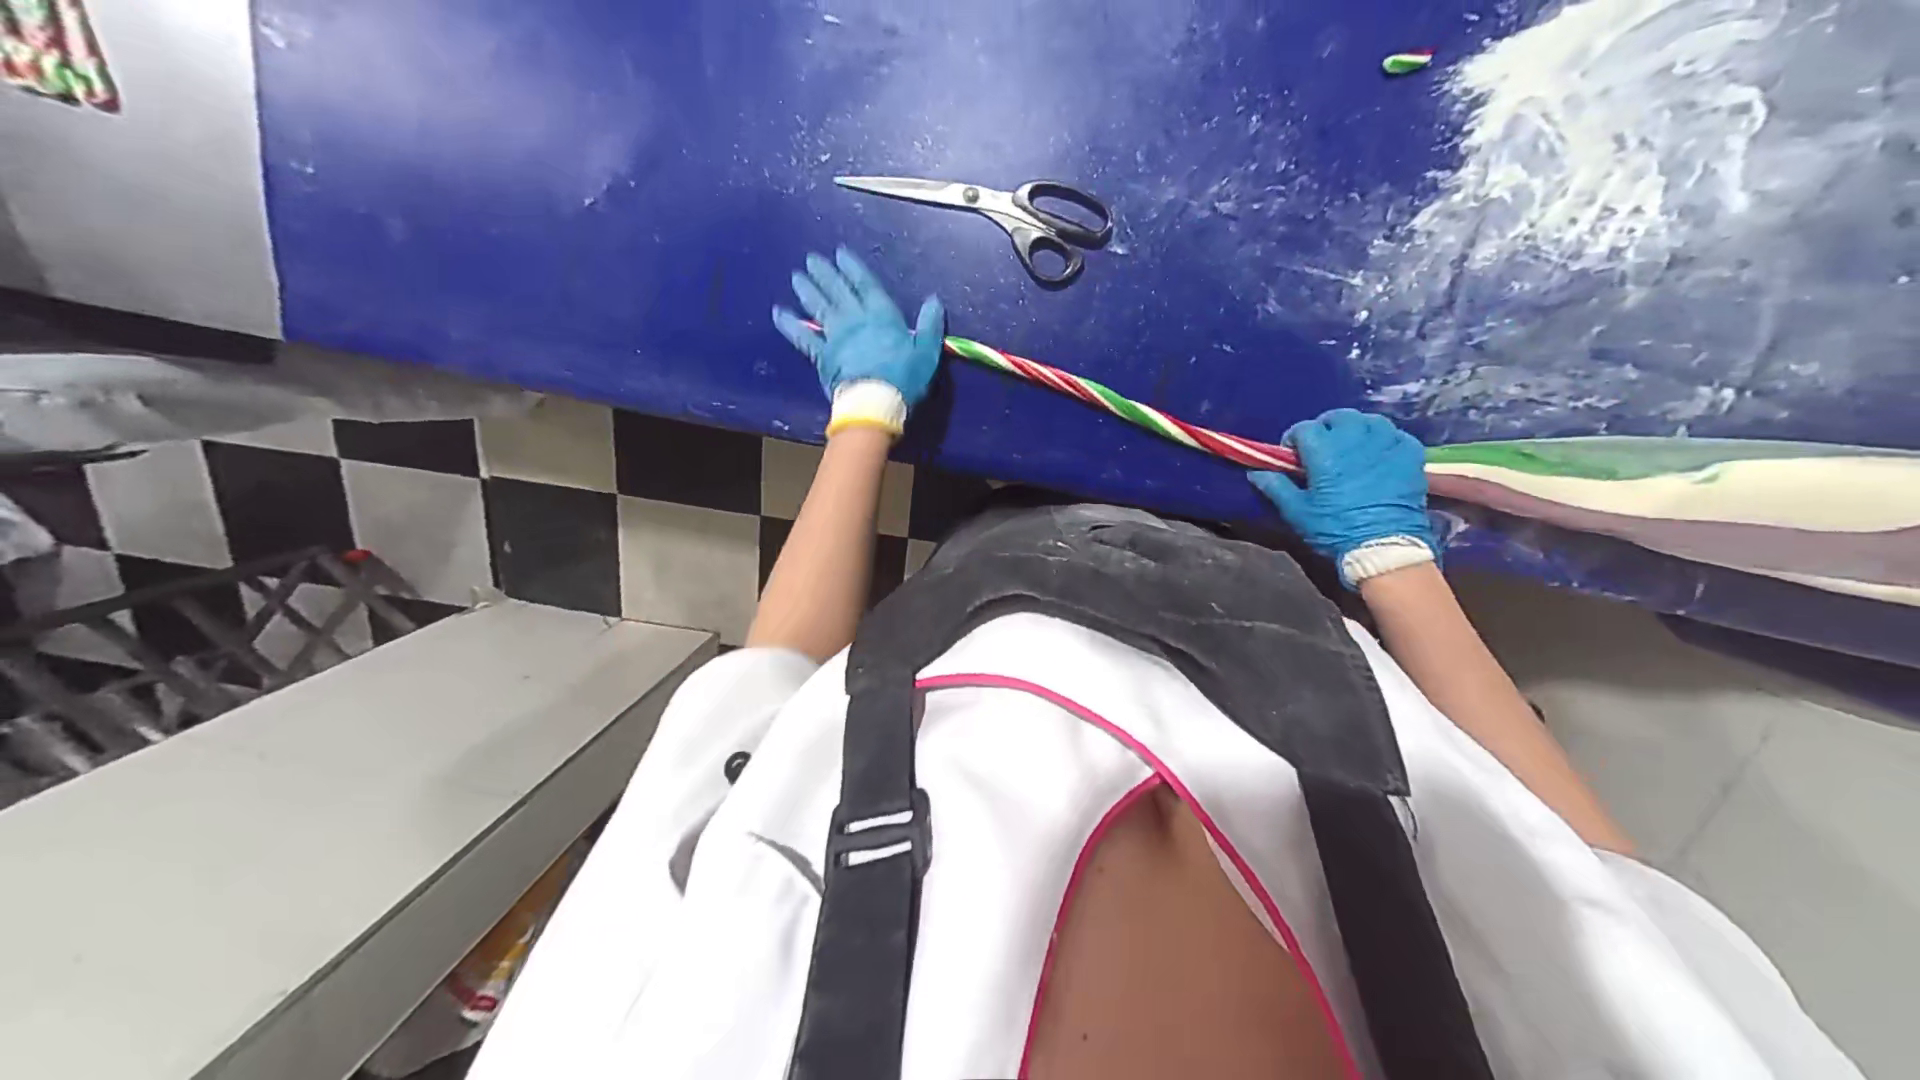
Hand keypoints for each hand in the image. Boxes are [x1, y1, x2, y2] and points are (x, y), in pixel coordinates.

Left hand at [771, 247, 945, 408]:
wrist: (876, 403)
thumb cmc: (905, 379)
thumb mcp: (926, 352)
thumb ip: (929, 325)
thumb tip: (934, 300)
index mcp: (882, 316)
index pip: (865, 285)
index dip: (852, 268)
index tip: (840, 254)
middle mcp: (856, 319)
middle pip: (837, 291)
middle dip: (825, 274)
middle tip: (812, 260)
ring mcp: (836, 336)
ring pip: (818, 307)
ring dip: (807, 291)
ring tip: (796, 277)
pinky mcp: (822, 355)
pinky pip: (802, 336)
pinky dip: (789, 324)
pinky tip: (778, 313)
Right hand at [1248, 409, 1434, 584]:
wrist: (1383, 548)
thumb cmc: (1334, 529)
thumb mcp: (1297, 512)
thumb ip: (1275, 487)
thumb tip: (1256, 472)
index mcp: (1324, 451)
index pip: (1304, 428)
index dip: (1294, 439)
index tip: (1292, 457)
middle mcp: (1356, 439)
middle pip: (1338, 417)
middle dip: (1325, 428)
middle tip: (1321, 450)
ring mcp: (1386, 444)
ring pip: (1369, 420)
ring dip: (1355, 430)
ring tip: (1350, 449)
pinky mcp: (1410, 454)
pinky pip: (1395, 434)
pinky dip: (1383, 440)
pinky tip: (1377, 456)